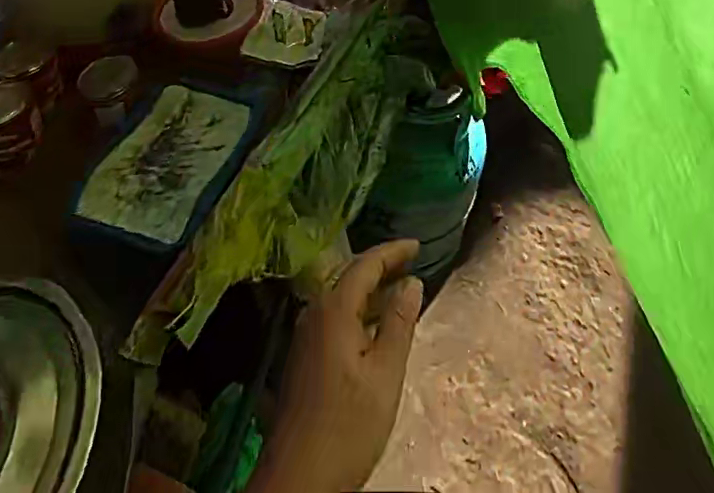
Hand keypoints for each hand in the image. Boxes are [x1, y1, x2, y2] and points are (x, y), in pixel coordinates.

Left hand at [249, 239, 423, 492]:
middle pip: (349, 276)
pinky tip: (376, 324)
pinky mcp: (303, 361)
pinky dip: (359, 310)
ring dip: (370, 288)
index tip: (419, 245)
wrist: (295, 484)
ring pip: (341, 298)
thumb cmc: (347, 426)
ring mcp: (304, 340)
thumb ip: (399, 323)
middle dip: (382, 265)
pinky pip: (334, 318)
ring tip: (400, 286)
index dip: (394, 251)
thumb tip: (412, 282)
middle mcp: (313, 316)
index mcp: (333, 312)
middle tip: (412, 260)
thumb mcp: (385, 373)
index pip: (365, 264)